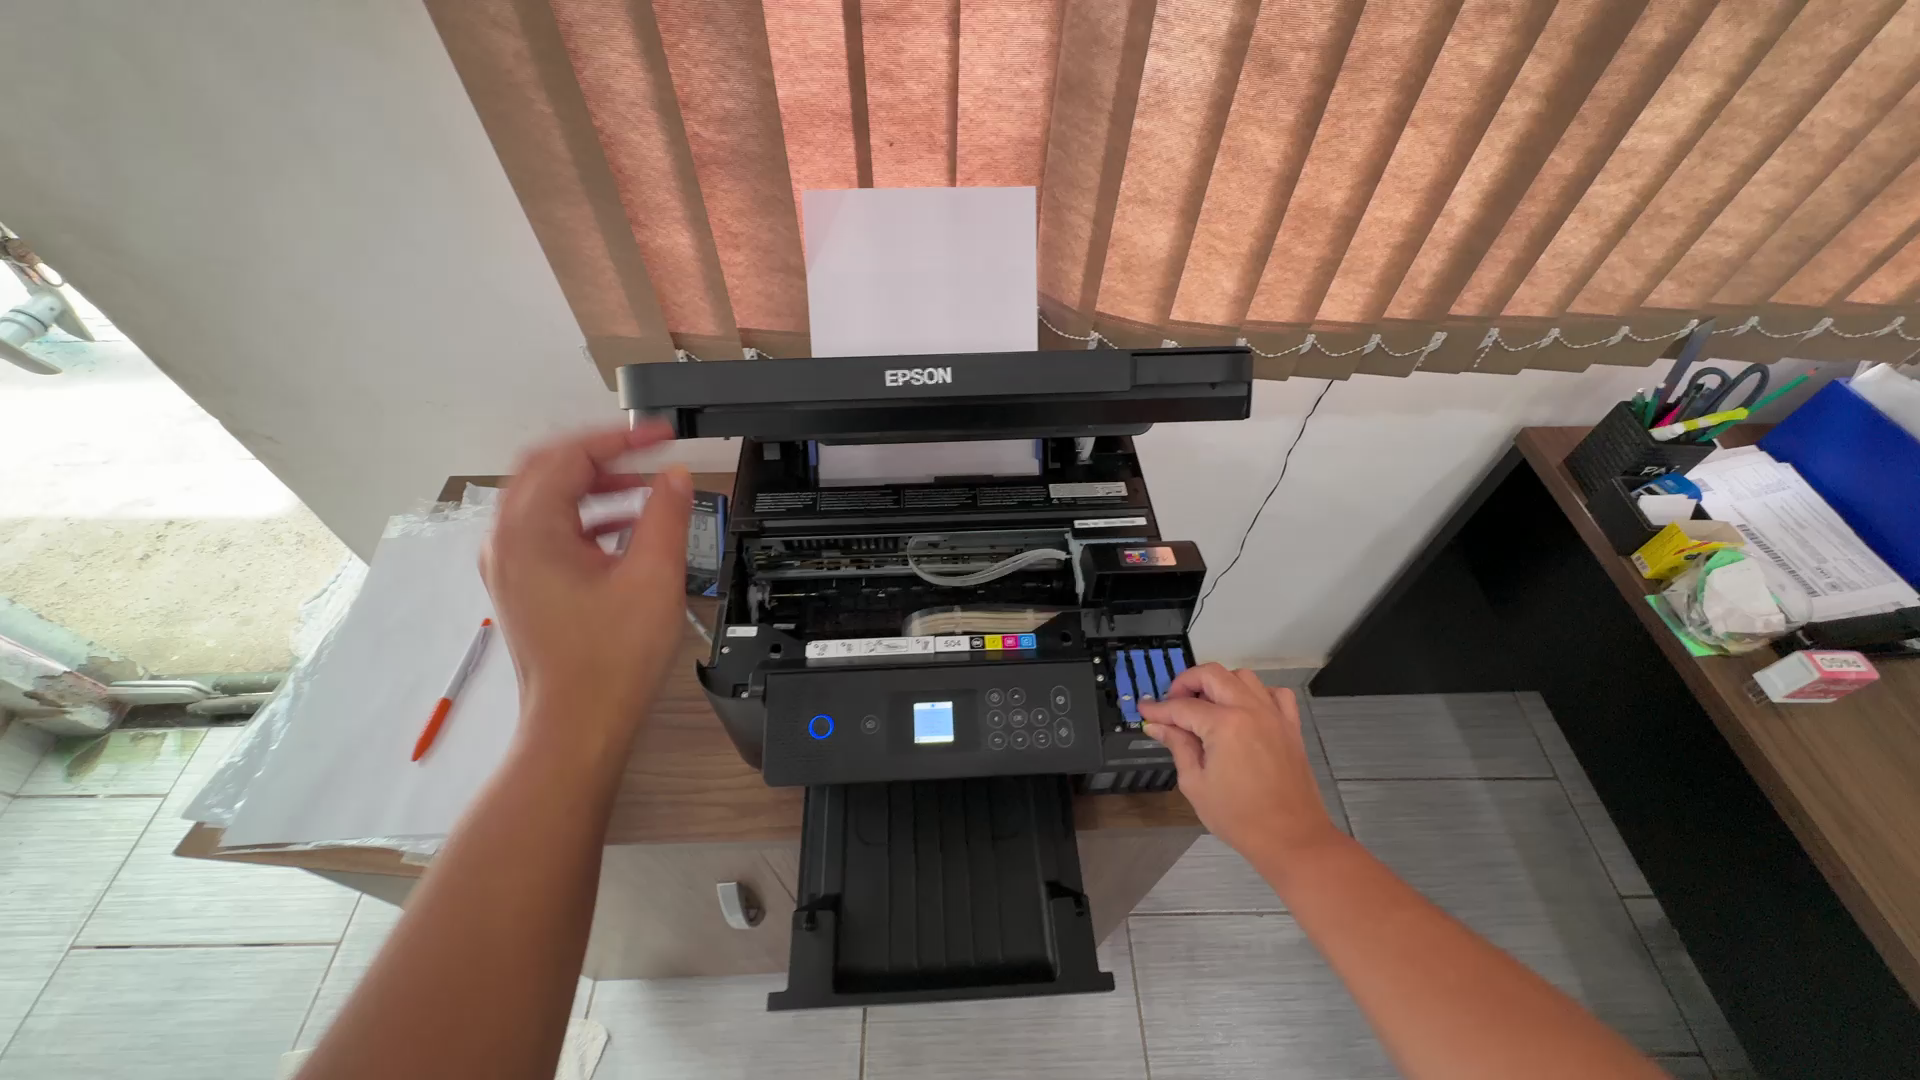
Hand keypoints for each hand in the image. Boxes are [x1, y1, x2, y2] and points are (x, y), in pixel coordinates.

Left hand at [479, 424, 692, 753]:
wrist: (578, 725)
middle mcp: (507, 543)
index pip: (570, 456)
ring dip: (596, 486)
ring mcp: (510, 566)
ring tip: (647, 491)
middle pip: (548, 469)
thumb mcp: (653, 577)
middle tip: (649, 452)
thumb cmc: (610, 660)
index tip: (662, 436)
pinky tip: (628, 531)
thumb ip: (667, 515)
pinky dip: (586, 517)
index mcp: (530, 531)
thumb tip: (675, 477)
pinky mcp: (523, 587)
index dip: (622, 438)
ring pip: (547, 500)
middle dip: (603, 456)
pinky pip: (549, 532)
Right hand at [1137, 663, 1342, 864]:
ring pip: (1243, 676)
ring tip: (1206, 707)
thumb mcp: (1195, 784)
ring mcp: (1274, 716)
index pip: (1182, 707)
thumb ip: (1177, 746)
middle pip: (1212, 674)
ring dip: (1219, 684)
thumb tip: (1158, 726)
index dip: (1159, 709)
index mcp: (1224, 725)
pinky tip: (1245, 711)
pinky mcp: (1291, 727)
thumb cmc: (1239, 818)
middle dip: (1186, 683)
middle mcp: (1250, 710)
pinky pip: (1276, 693)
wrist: (1292, 839)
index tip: (1145, 711)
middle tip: (1173, 704)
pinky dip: (1257, 694)